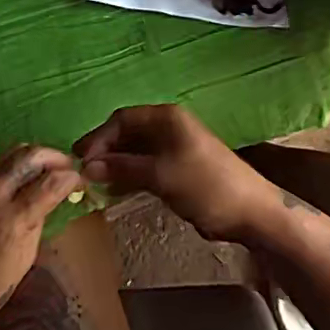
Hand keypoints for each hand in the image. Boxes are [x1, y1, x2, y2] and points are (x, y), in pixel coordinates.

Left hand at [0, 144, 82, 328]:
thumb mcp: (26, 256)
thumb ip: (40, 217)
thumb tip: (57, 191)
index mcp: (9, 219)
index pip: (49, 181)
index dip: (71, 176)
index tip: (81, 179)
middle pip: (30, 155)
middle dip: (55, 157)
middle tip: (68, 168)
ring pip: (14, 152)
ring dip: (37, 157)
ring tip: (50, 171)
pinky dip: (19, 164)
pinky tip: (28, 179)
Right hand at [74, 104, 279, 241]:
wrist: (249, 211)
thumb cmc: (205, 185)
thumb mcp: (160, 175)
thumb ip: (123, 168)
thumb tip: (87, 166)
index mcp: (166, 118)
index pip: (122, 119)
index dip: (99, 137)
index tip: (79, 159)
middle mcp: (169, 127)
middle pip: (128, 132)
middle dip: (105, 150)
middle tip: (81, 171)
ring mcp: (175, 147)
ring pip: (136, 150)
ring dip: (116, 164)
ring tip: (94, 182)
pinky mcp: (179, 167)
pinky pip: (146, 165)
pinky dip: (130, 174)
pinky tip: (115, 189)